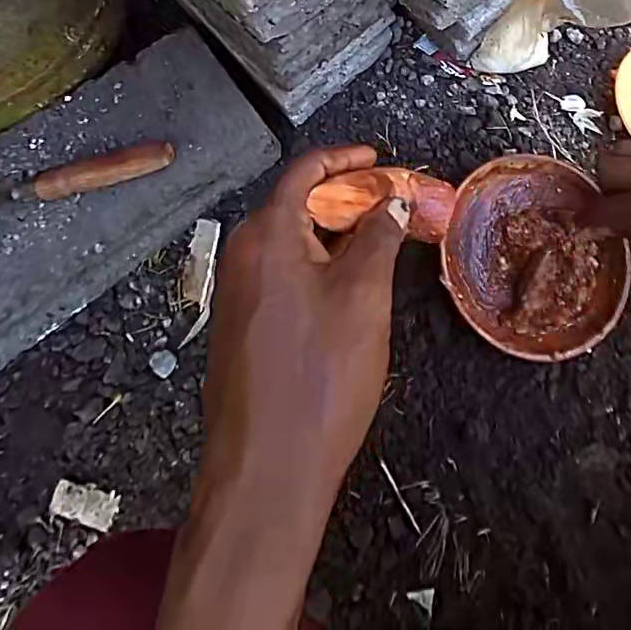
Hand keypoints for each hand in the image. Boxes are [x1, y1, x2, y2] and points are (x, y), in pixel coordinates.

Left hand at [162, 147, 407, 629]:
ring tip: (380, 242)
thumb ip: (378, 236)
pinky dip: (319, 262)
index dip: (345, 158)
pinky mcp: (243, 323)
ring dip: (336, 233)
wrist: (266, 471)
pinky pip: (283, 271)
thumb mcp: (363, 295)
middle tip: (392, 205)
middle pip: (297, 204)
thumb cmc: (319, 375)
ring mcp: (238, 291)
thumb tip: (390, 201)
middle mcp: (243, 254)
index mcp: (266, 236)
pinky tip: (350, 283)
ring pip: (293, 240)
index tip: (378, 159)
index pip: (304, 172)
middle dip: (347, 198)